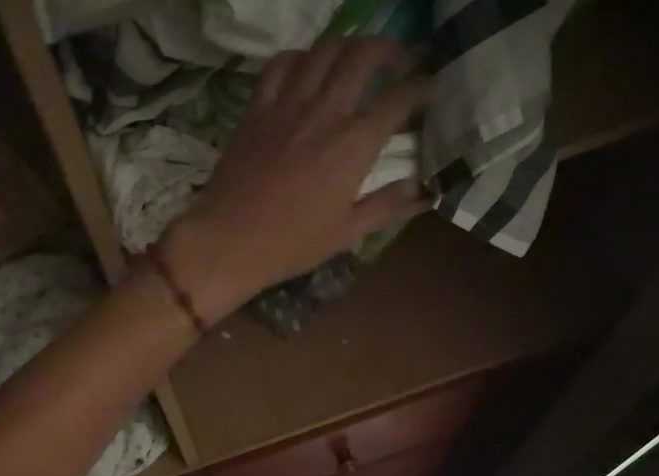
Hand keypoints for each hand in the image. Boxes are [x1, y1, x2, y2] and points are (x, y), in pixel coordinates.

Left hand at [159, 39, 430, 319]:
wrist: (228, 242)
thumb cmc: (290, 245)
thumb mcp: (346, 233)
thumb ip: (387, 206)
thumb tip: (422, 189)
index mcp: (354, 144)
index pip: (401, 97)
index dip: (424, 86)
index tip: (431, 89)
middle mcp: (325, 113)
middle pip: (364, 55)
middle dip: (390, 51)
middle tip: (398, 64)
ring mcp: (287, 106)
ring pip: (324, 51)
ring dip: (347, 47)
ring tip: (355, 61)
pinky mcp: (256, 110)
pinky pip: (280, 65)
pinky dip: (300, 58)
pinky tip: (306, 69)